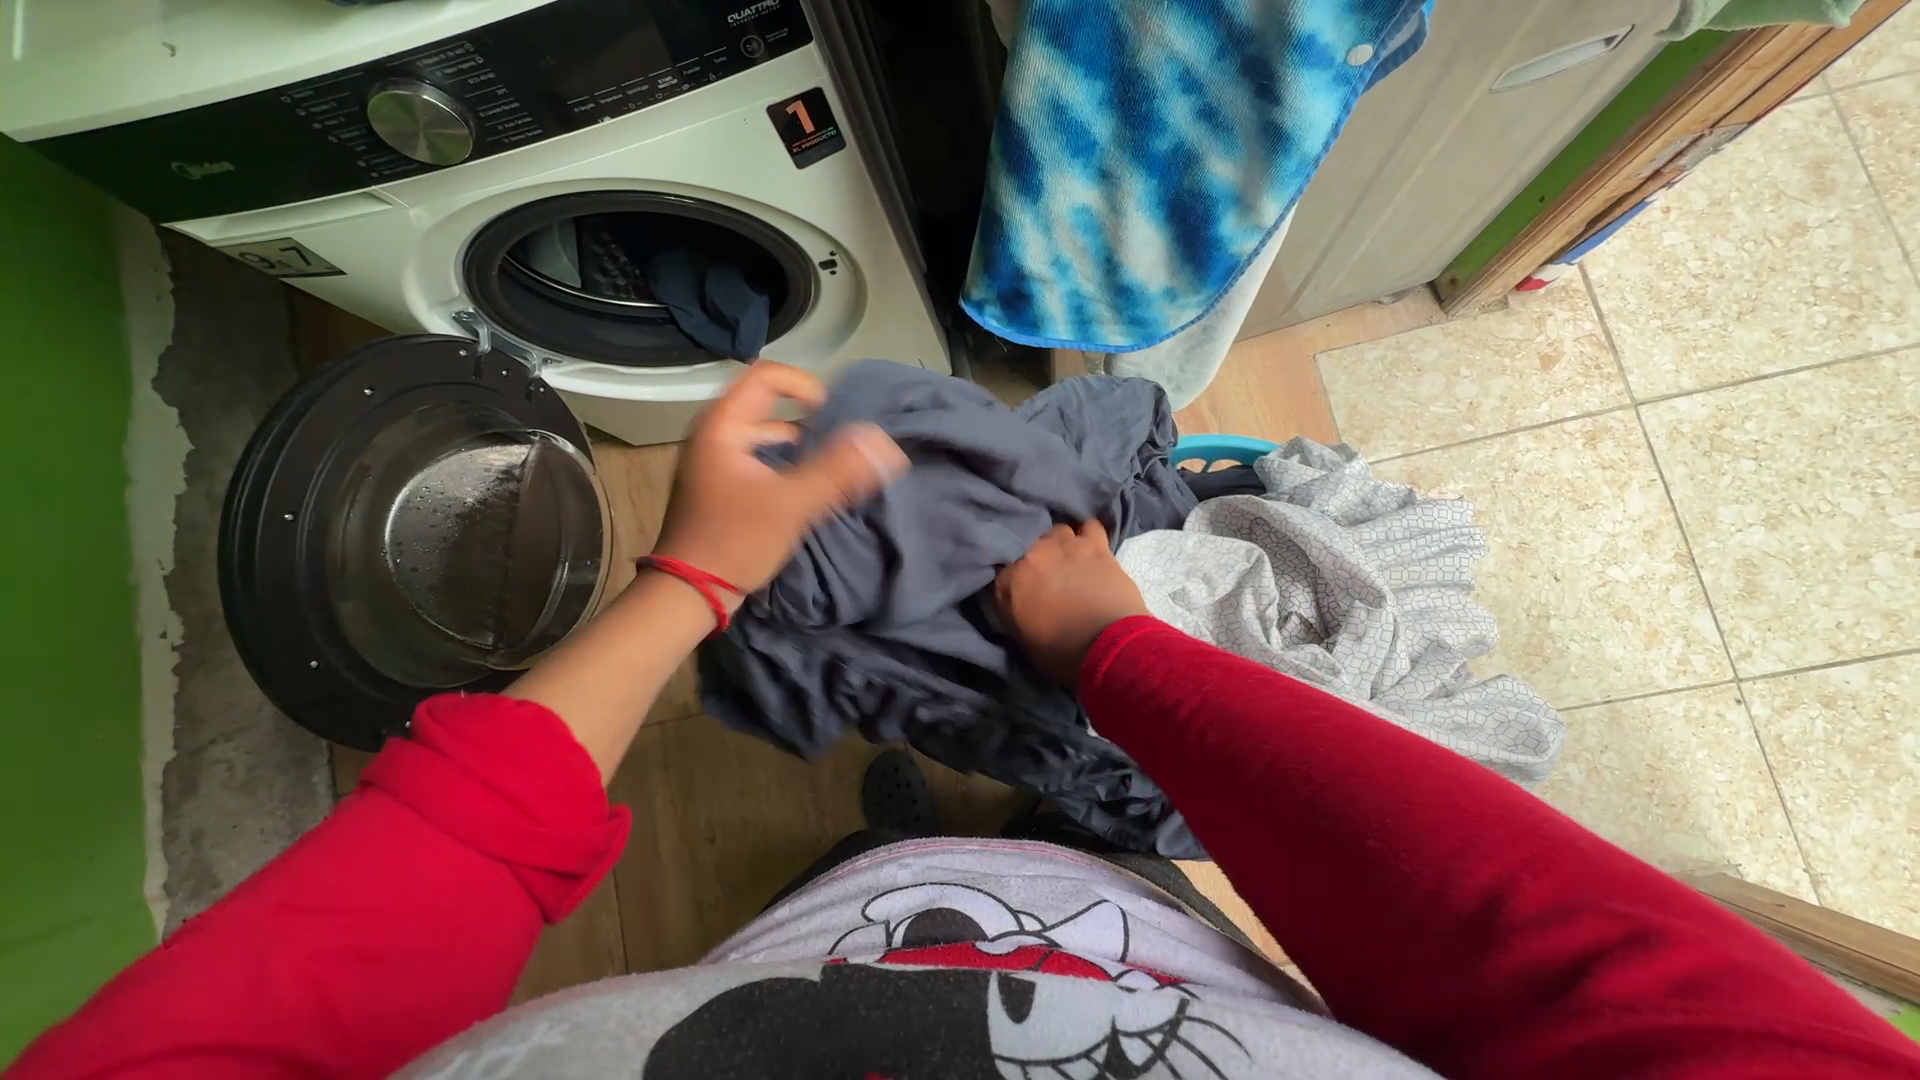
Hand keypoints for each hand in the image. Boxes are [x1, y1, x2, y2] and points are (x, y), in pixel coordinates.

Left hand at [653, 362, 907, 597]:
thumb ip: (838, 471)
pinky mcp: (724, 485)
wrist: (688, 593)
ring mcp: (717, 460)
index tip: (834, 417)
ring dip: (802, 447)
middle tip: (843, 445)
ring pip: (768, 436)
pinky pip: (762, 459)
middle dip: (811, 422)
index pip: (767, 376)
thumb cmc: (734, 542)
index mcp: (722, 425)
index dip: (806, 387)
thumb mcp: (791, 504)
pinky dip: (789, 466)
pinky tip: (811, 489)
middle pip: (770, 406)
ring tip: (835, 468)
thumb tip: (885, 443)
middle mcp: (715, 434)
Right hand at [995, 520, 1149, 684]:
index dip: (1014, 579)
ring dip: (1062, 543)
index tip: (1022, 589)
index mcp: (1011, 579)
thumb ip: (1011, 610)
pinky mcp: (1096, 545)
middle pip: (1030, 544)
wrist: (1107, 646)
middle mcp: (1034, 554)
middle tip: (1048, 575)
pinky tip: (1091, 545)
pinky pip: (1089, 526)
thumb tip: (1012, 598)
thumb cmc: (1062, 651)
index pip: (1002, 569)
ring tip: (1070, 559)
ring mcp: (1066, 545)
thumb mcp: (1022, 638)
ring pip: (1058, 531)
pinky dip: (1089, 534)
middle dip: (1037, 557)